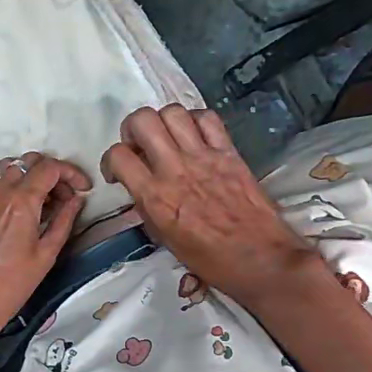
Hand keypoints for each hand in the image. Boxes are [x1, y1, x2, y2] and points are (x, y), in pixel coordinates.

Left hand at [0, 152, 90, 341]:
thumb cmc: (13, 284)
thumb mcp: (47, 253)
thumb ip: (64, 220)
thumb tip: (76, 199)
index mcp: (20, 201)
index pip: (49, 168)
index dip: (71, 172)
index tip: (81, 188)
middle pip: (26, 162)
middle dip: (49, 173)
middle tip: (61, 197)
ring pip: (5, 170)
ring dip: (26, 178)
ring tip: (38, 204)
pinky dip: (6, 190)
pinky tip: (14, 214)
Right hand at [100, 106, 323, 305]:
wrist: (260, 258)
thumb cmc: (210, 259)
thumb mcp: (164, 238)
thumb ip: (147, 207)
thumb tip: (140, 190)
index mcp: (154, 196)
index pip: (118, 156)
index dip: (111, 160)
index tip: (118, 172)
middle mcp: (174, 169)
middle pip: (142, 120)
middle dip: (132, 129)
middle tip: (139, 146)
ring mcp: (203, 156)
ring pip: (172, 112)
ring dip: (162, 121)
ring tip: (166, 138)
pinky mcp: (229, 152)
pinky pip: (207, 118)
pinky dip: (195, 121)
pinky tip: (194, 137)